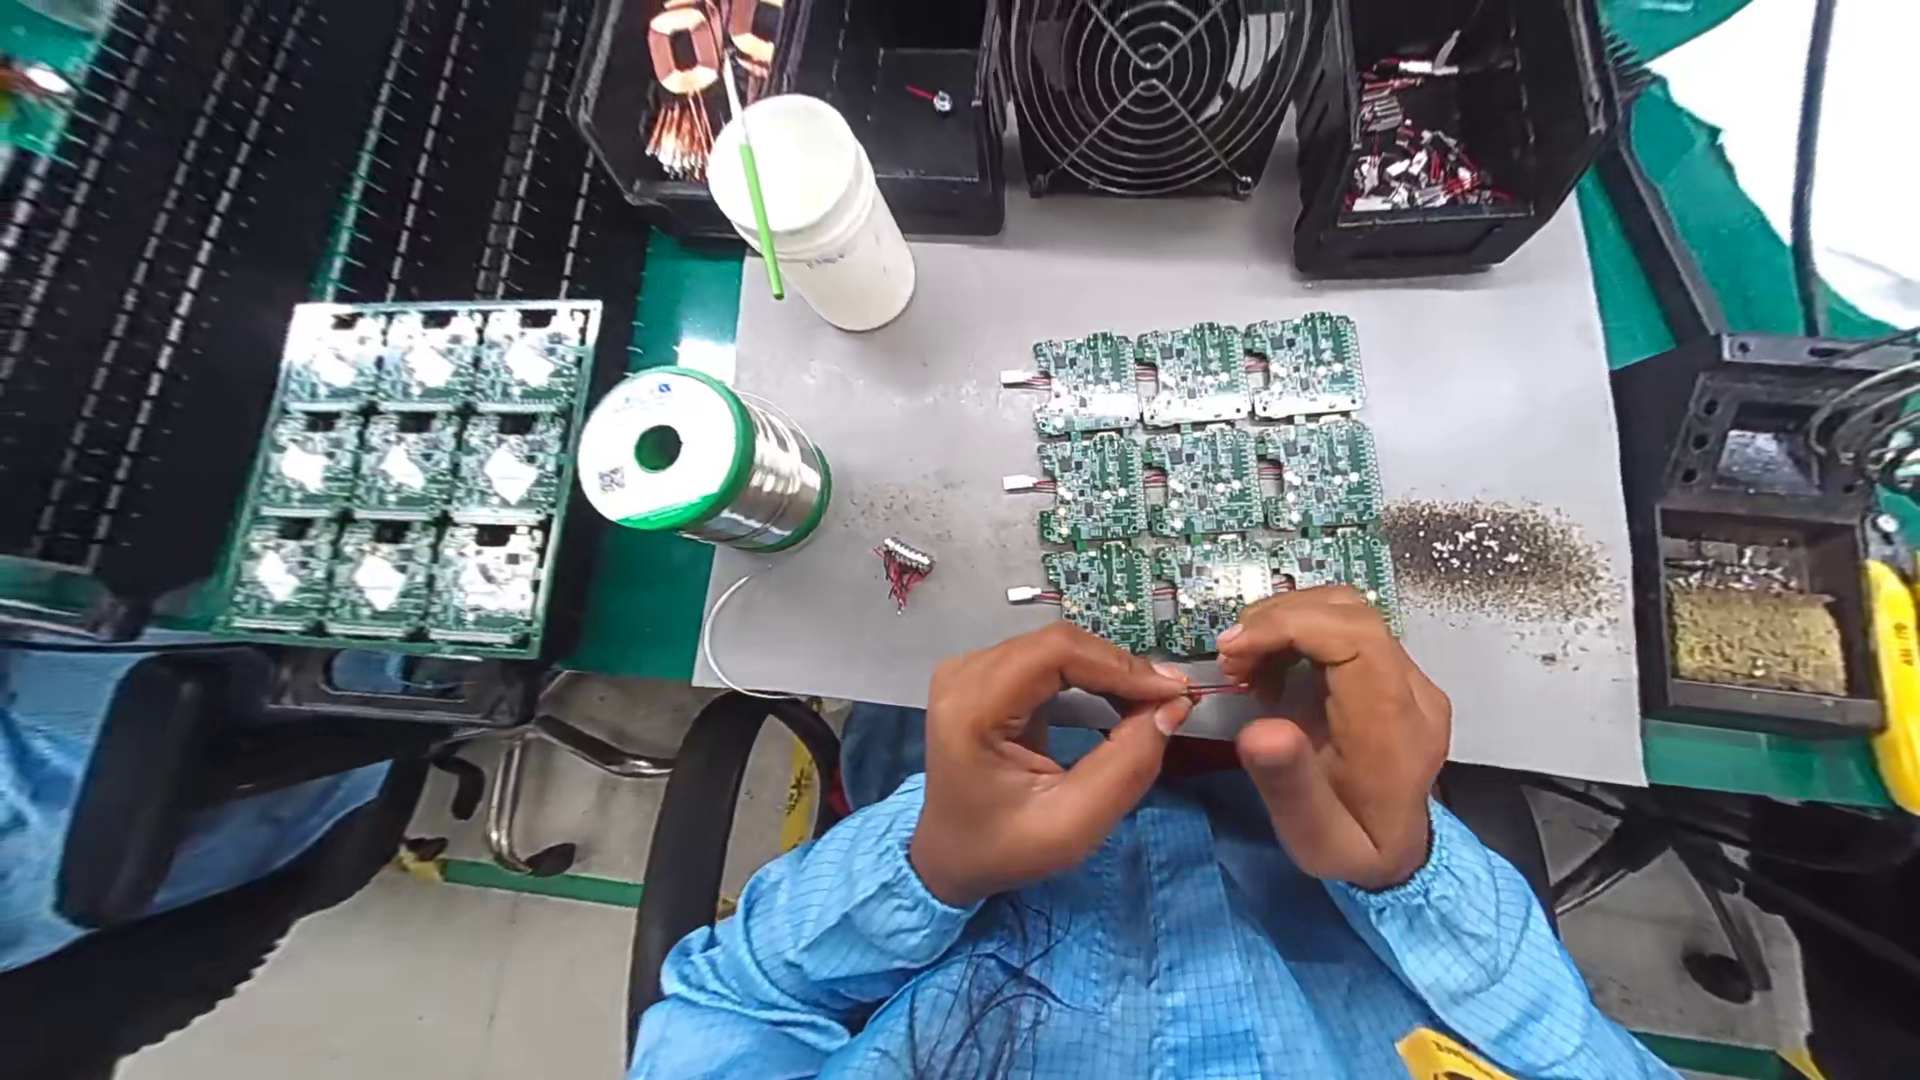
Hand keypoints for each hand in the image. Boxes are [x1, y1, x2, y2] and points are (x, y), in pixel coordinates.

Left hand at [910, 623, 1192, 906]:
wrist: (948, 852)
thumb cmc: (1002, 847)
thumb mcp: (1071, 826)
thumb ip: (1126, 766)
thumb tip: (1171, 708)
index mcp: (971, 707)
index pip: (1053, 653)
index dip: (1118, 665)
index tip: (1171, 692)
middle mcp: (963, 674)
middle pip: (1055, 644)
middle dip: (1118, 668)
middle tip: (1169, 699)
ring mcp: (968, 669)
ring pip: (1054, 647)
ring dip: (1106, 670)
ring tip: (1149, 700)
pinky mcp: (981, 674)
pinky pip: (1044, 659)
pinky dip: (1087, 674)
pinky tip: (1116, 696)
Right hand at [1216, 586, 1450, 890]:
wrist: (1399, 854)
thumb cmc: (1353, 846)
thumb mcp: (1315, 838)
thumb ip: (1289, 787)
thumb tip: (1260, 731)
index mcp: (1394, 723)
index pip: (1353, 634)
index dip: (1285, 625)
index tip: (1232, 649)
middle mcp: (1410, 688)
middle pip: (1345, 610)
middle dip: (1273, 620)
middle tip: (1231, 660)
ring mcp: (1403, 675)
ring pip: (1339, 608)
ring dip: (1278, 623)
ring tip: (1243, 665)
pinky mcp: (1385, 670)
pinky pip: (1336, 624)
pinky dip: (1288, 631)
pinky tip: (1266, 667)